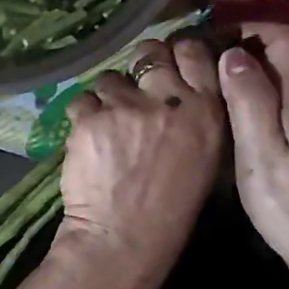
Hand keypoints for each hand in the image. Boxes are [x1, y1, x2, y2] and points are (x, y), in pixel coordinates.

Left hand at [55, 38, 226, 286]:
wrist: (123, 236)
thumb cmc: (171, 206)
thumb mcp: (205, 156)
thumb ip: (197, 114)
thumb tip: (182, 83)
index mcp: (207, 111)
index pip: (194, 51)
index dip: (177, 51)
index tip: (167, 62)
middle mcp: (169, 101)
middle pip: (150, 52)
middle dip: (140, 62)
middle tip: (133, 86)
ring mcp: (127, 108)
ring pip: (110, 77)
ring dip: (107, 95)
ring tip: (108, 123)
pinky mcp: (90, 119)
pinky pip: (81, 100)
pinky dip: (82, 115)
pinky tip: (88, 138)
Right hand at [218, 22, 288, 288]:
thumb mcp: (262, 157)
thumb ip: (249, 102)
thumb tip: (233, 53)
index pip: (288, 38)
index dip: (250, 27)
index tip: (209, 38)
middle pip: (286, 57)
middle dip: (242, 50)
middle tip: (196, 67)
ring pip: (284, 82)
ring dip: (247, 77)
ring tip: (205, 92)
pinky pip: (285, 107)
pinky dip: (256, 100)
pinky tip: (231, 123)